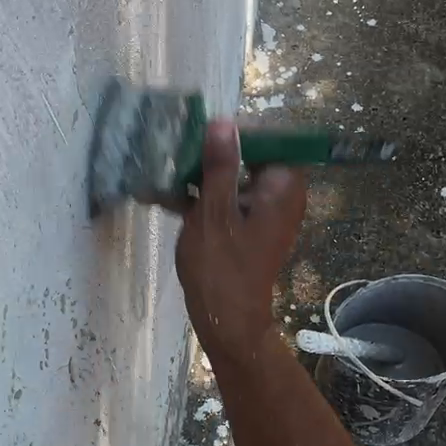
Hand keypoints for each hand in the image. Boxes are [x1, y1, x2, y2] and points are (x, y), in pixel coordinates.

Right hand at [175, 121, 307, 366]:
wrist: (227, 322)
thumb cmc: (222, 267)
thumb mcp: (213, 210)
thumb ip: (219, 165)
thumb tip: (223, 123)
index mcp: (283, 186)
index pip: (266, 138)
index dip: (232, 133)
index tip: (197, 135)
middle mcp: (281, 196)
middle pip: (247, 158)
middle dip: (209, 154)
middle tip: (173, 152)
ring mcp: (264, 214)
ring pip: (232, 180)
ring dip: (199, 177)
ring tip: (162, 174)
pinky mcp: (247, 230)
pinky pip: (226, 202)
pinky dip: (202, 199)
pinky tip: (167, 197)